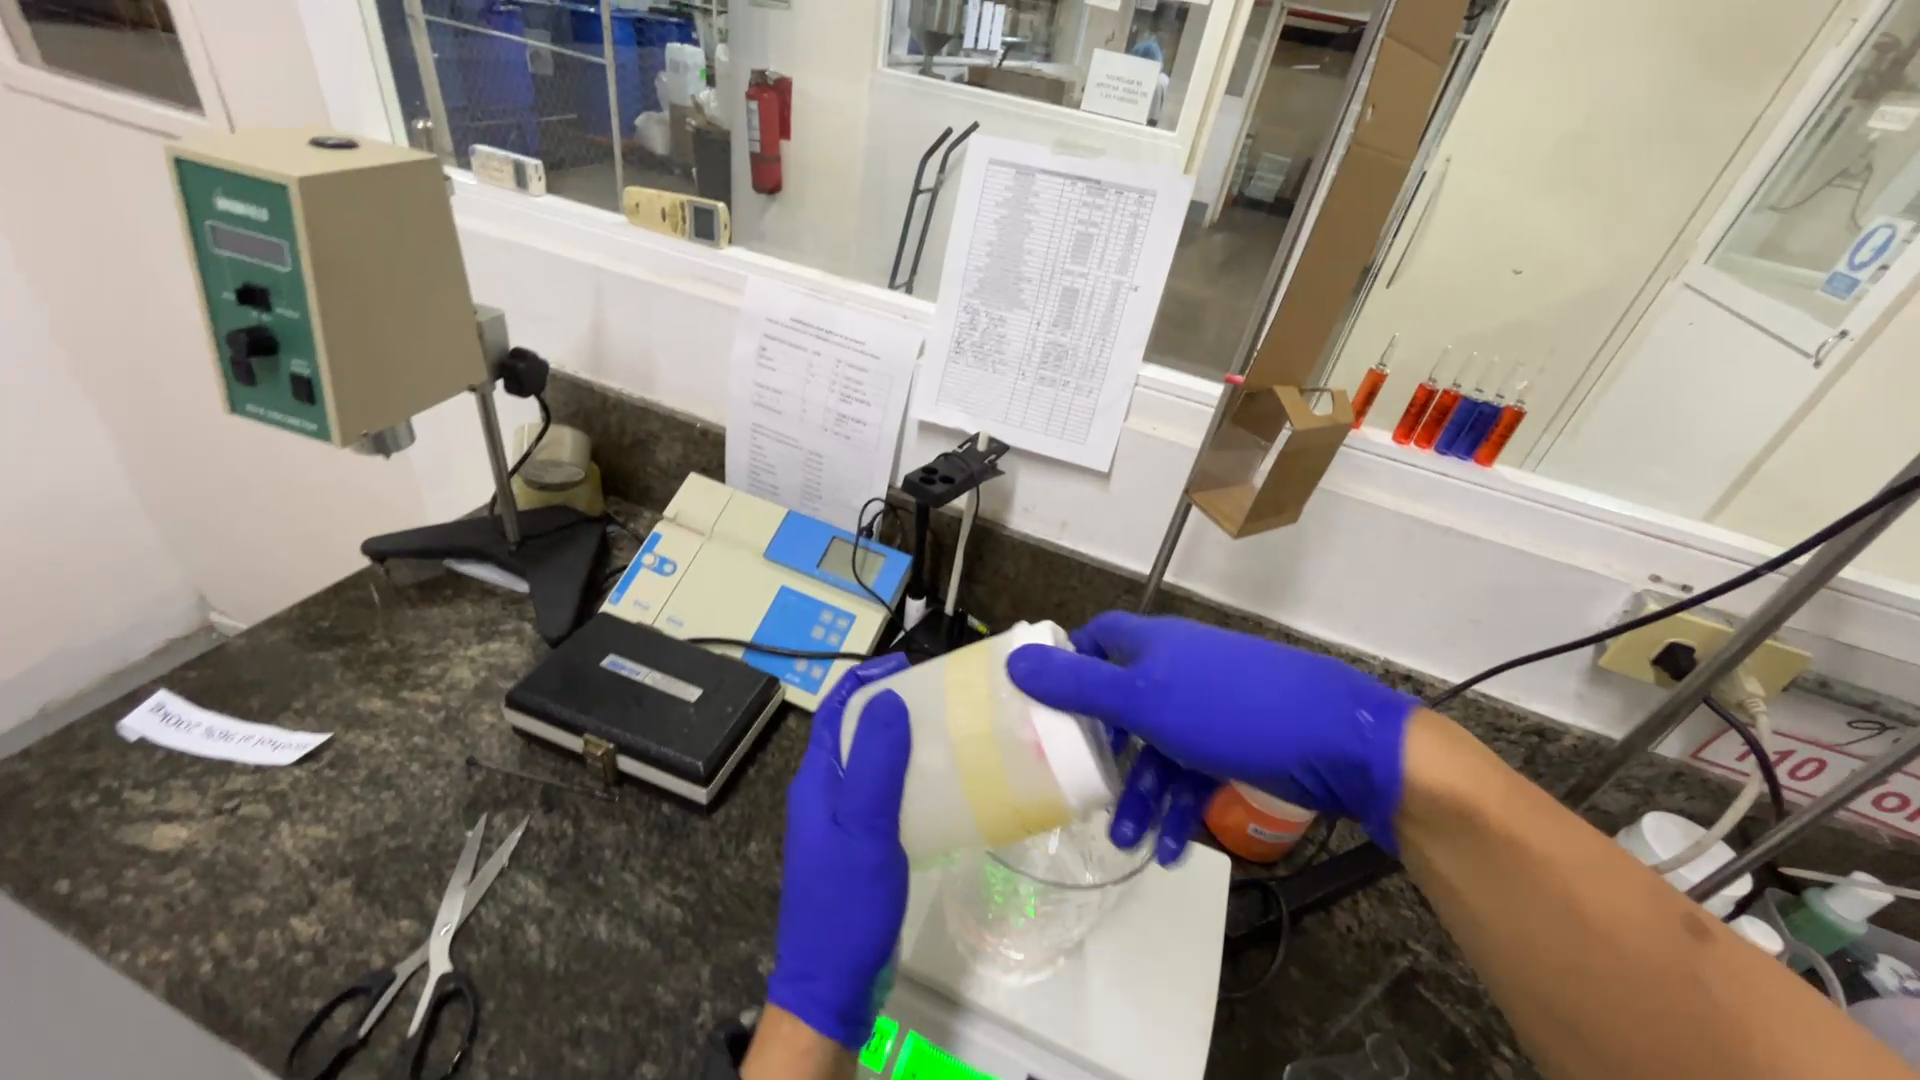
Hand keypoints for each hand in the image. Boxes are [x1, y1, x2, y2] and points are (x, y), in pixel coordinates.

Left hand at [767, 655, 913, 1049]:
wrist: (833, 981)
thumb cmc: (845, 901)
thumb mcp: (864, 826)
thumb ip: (875, 763)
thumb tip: (888, 698)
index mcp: (817, 780)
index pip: (837, 711)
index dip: (865, 680)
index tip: (907, 665)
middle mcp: (825, 794)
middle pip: (856, 734)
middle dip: (892, 708)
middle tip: (941, 699)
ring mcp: (842, 824)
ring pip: (873, 767)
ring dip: (905, 746)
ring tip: (951, 736)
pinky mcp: (862, 848)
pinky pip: (886, 800)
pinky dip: (911, 784)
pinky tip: (945, 790)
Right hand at [1006, 612, 1418, 858]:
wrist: (1336, 741)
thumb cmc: (1226, 709)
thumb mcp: (1142, 700)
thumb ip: (1077, 685)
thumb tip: (1014, 661)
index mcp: (1152, 646)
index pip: (1097, 640)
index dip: (1069, 666)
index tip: (1043, 706)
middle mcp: (1176, 670)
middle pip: (1122, 706)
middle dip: (1102, 753)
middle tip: (1078, 790)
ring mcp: (1208, 709)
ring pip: (1157, 750)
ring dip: (1141, 796)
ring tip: (1127, 844)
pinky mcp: (1235, 745)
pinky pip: (1193, 774)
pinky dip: (1179, 809)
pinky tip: (1171, 850)